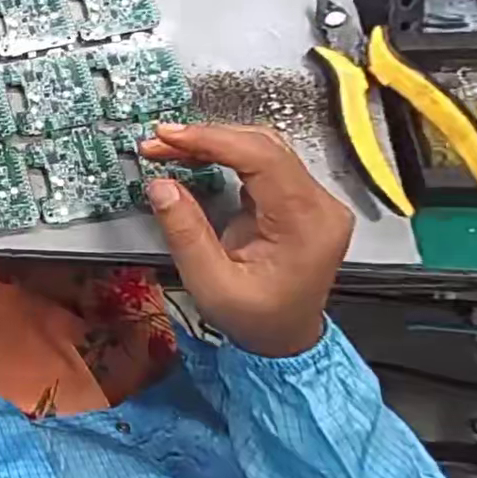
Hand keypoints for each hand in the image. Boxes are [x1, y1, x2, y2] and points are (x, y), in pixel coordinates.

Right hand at [138, 123, 353, 356]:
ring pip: (262, 149)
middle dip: (206, 138)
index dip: (211, 140)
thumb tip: (161, 186)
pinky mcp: (295, 201)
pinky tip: (192, 158)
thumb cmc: (254, 318)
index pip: (262, 158)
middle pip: (263, 146)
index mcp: (306, 223)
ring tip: (167, 148)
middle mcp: (319, 204)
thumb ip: (186, 233)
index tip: (167, 137)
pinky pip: (260, 163)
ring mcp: (311, 200)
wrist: (285, 340)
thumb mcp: (210, 283)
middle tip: (157, 143)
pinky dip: (222, 156)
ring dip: (212, 143)